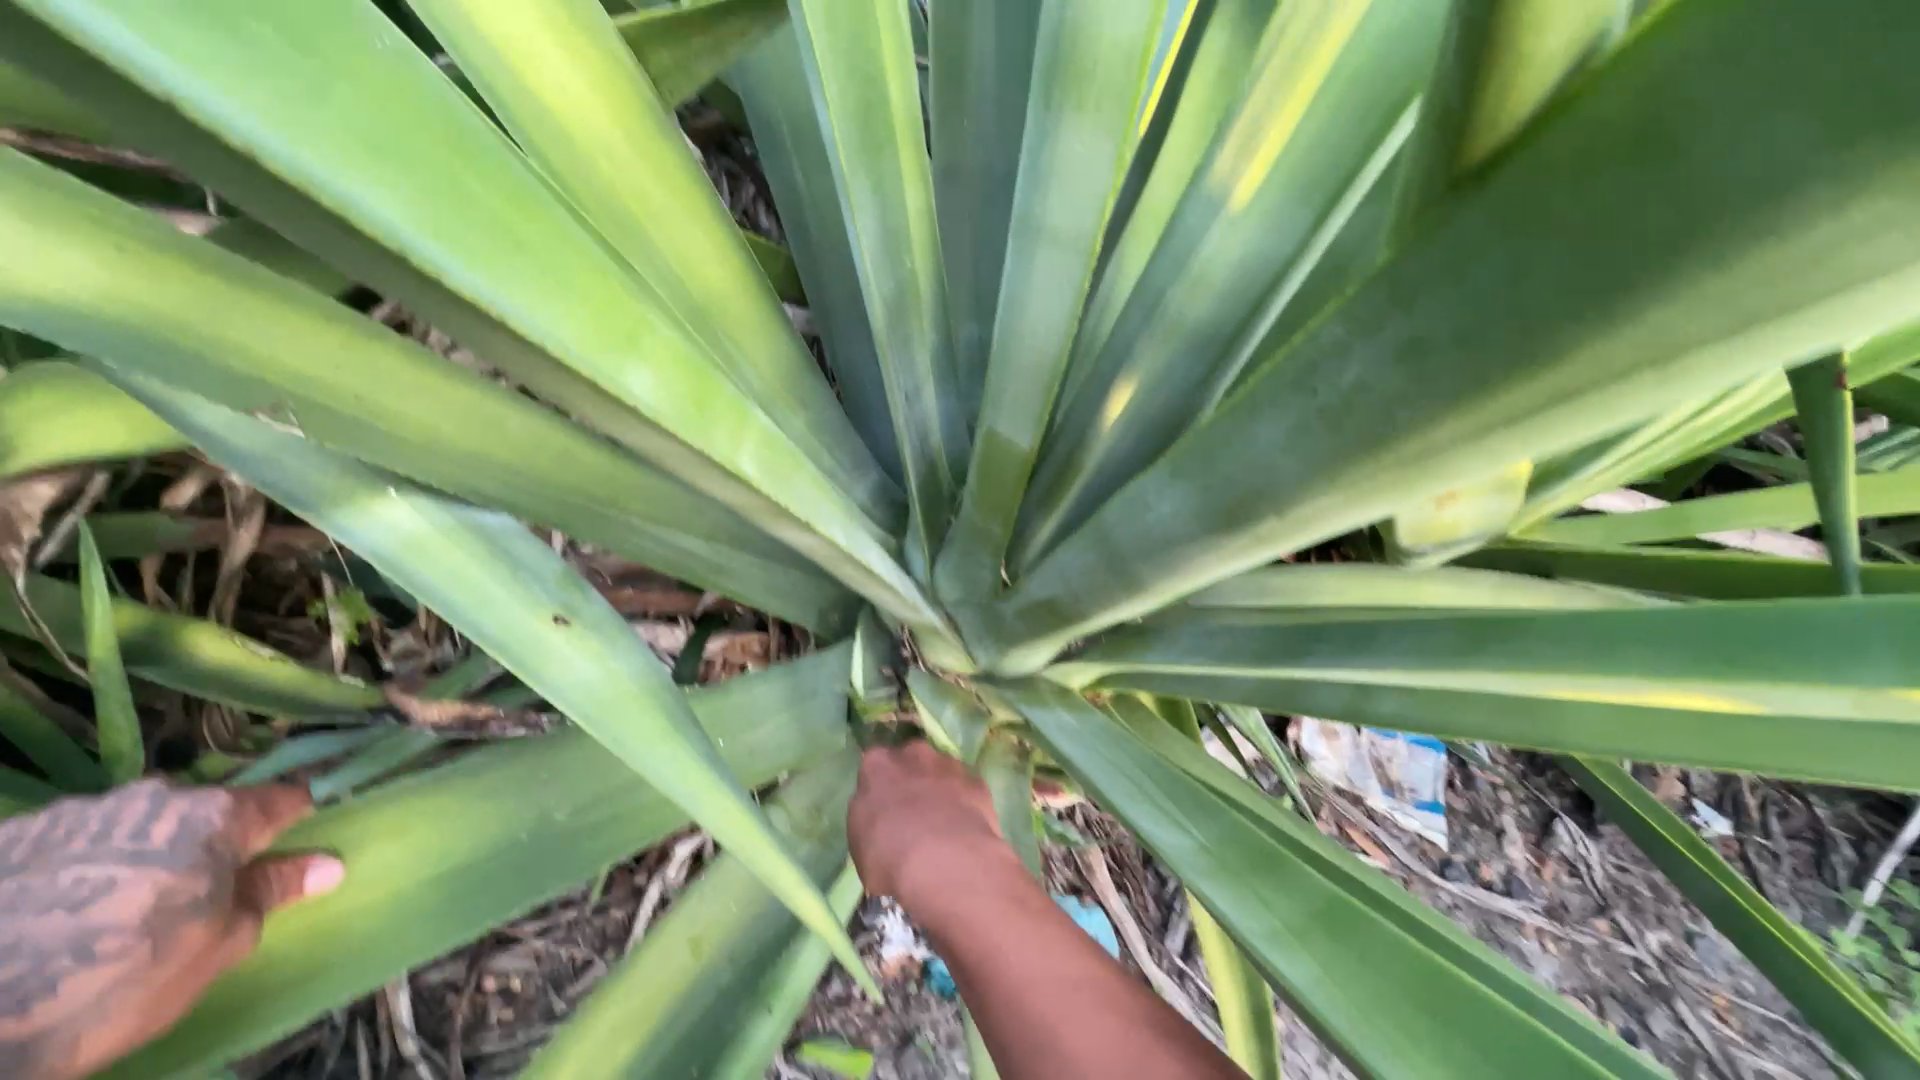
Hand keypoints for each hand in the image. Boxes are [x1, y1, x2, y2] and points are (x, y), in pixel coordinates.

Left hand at [0, 780, 342, 1079]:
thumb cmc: (123, 980)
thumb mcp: (217, 946)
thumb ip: (270, 893)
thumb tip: (327, 864)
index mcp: (218, 816)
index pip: (283, 800)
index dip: (296, 819)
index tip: (295, 843)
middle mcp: (156, 797)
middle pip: (204, 810)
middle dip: (208, 841)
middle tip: (195, 894)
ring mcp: (80, 812)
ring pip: (135, 823)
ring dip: (142, 851)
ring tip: (116, 907)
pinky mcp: (15, 836)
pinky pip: (72, 841)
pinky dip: (80, 865)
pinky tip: (59, 909)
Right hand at [848, 740, 1011, 902]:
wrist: (945, 862)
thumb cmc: (889, 857)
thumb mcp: (861, 842)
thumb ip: (869, 817)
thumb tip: (880, 817)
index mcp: (877, 766)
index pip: (875, 765)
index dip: (881, 786)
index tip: (884, 807)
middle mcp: (913, 755)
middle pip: (911, 760)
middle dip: (912, 779)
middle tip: (914, 812)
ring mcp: (949, 765)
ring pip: (942, 771)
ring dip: (941, 789)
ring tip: (943, 824)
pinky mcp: (977, 781)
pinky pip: (967, 789)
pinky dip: (965, 804)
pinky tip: (965, 829)